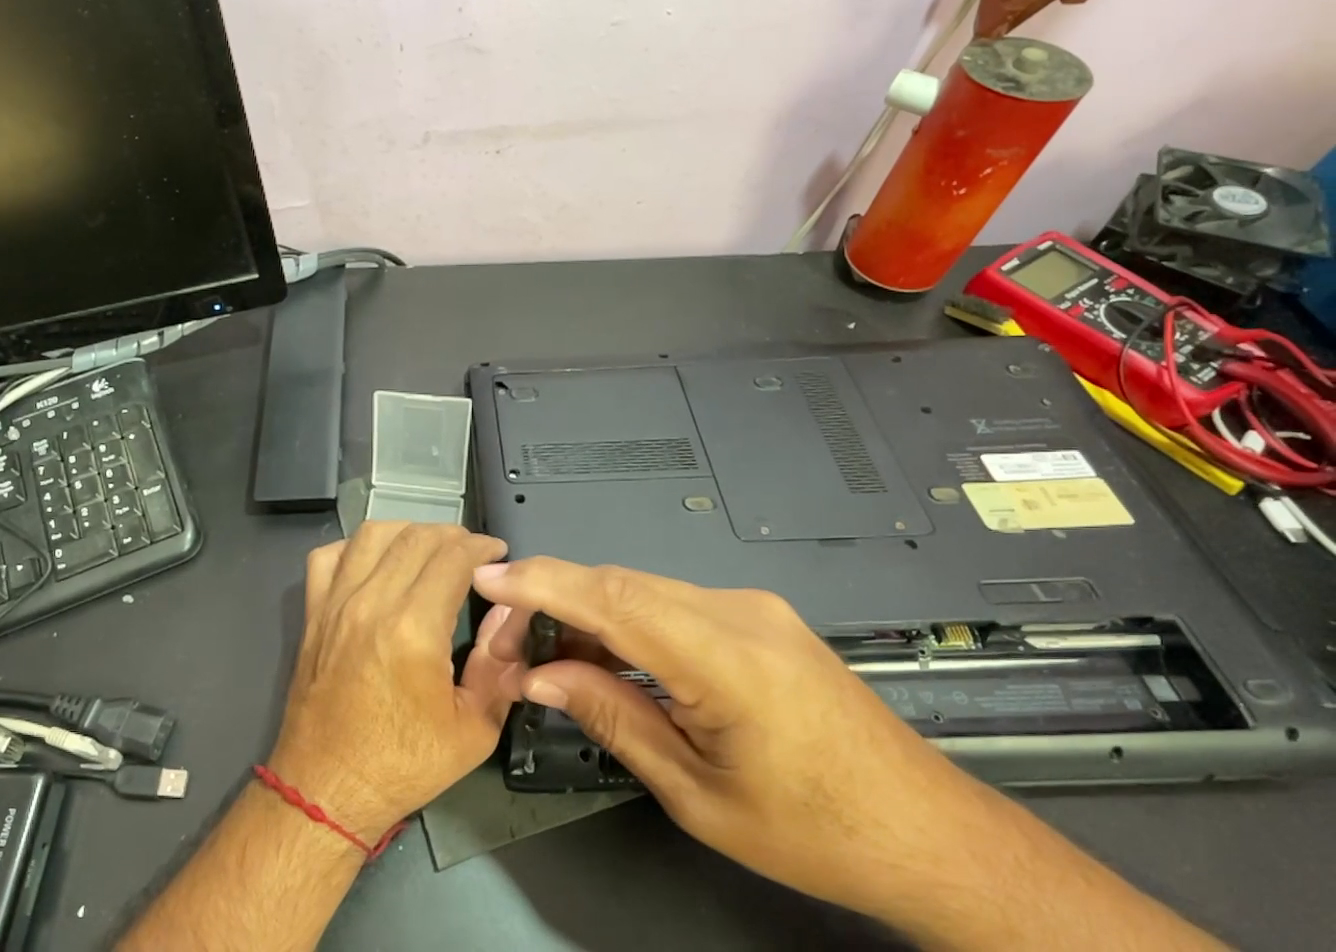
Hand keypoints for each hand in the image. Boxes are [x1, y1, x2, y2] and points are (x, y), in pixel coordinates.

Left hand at [268, 522, 516, 841]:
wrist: (328, 788)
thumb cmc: (402, 763)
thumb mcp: (474, 730)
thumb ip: (498, 668)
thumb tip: (509, 618)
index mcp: (413, 628)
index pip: (453, 556)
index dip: (482, 546)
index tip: (498, 553)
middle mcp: (371, 603)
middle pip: (416, 537)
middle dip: (452, 535)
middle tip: (471, 554)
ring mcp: (335, 604)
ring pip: (372, 535)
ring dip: (407, 532)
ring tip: (428, 550)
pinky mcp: (313, 614)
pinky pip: (328, 557)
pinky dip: (355, 548)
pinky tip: (375, 563)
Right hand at [471, 557, 1015, 918]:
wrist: (921, 831)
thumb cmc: (815, 829)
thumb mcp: (695, 791)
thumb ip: (612, 718)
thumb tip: (541, 678)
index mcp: (731, 660)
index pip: (615, 597)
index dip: (544, 583)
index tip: (491, 581)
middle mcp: (744, 615)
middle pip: (624, 584)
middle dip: (555, 601)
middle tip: (507, 639)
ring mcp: (757, 611)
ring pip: (646, 590)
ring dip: (590, 613)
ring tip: (546, 657)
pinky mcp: (761, 620)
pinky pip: (675, 604)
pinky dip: (628, 622)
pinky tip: (604, 656)